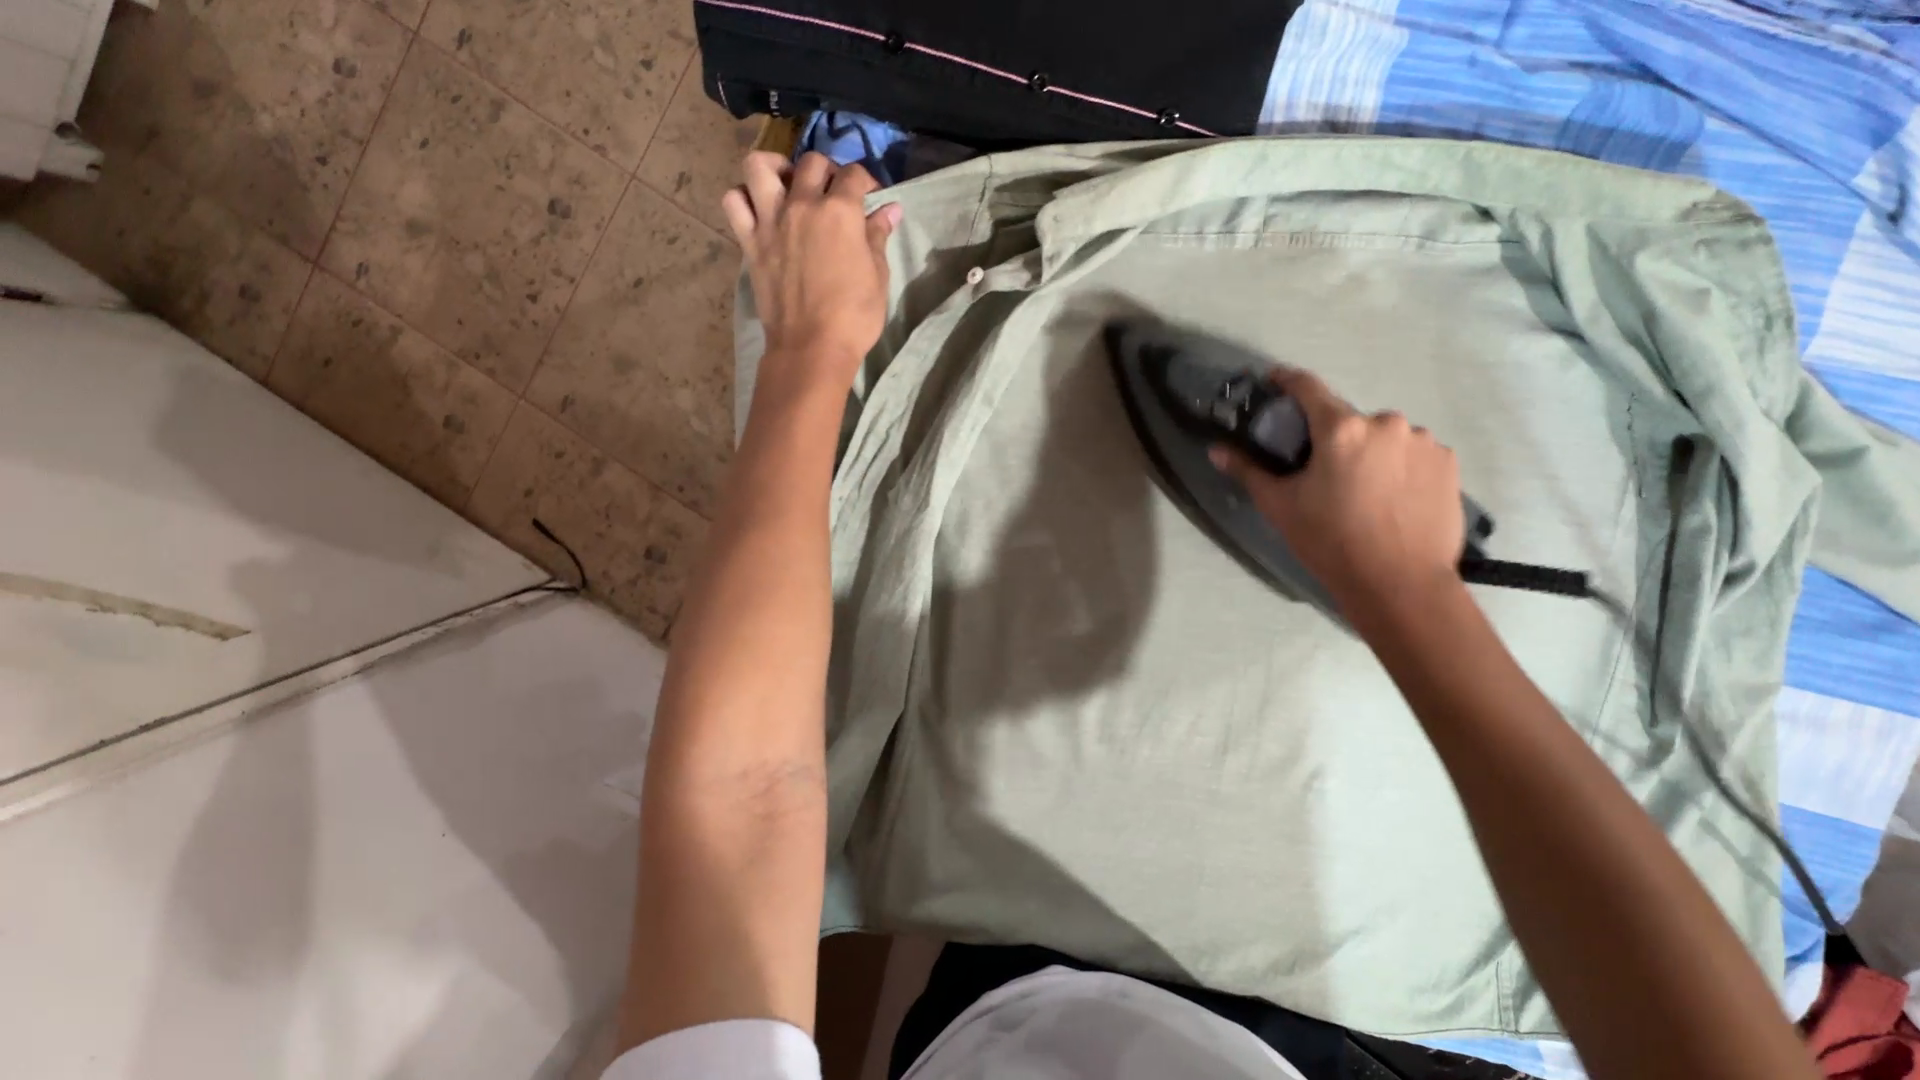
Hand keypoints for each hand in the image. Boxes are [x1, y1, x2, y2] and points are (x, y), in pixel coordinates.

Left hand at [722, 151, 900, 392]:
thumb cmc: (854, 316)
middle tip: (833, 192)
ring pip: (760, 166)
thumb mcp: (877, 275)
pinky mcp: (749, 242)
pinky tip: (759, 209)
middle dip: (827, 170)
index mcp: (840, 211)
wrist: (812, 347)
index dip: (866, 180)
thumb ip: (878, 236)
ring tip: (787, 184)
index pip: (854, 175)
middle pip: (811, 162)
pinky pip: (734, 202)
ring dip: (775, 167)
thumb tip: (889, 210)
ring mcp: (770, 221)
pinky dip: (743, 197)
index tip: (870, 195)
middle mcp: (802, 205)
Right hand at [1210, 370, 1465, 624]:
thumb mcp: (1281, 507)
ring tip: (1367, 493)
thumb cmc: (1331, 542)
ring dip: (1373, 455)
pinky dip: (1403, 469)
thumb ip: (1249, 471)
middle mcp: (1386, 423)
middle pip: (1351, 422)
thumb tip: (1216, 450)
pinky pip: (1416, 456)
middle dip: (1337, 440)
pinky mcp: (1448, 463)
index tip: (1276, 380)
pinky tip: (1395, 500)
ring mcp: (1423, 442)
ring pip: (1386, 439)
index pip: (1308, 388)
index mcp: (1341, 429)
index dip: (1288, 381)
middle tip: (1327, 474)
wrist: (1400, 584)